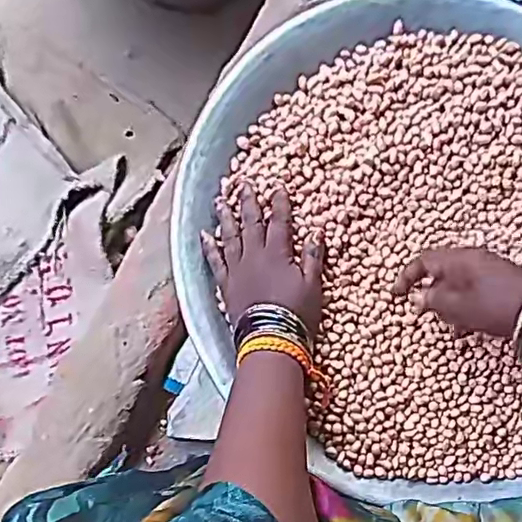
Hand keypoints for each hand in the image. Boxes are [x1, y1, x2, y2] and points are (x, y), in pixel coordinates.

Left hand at [202, 184, 323, 334]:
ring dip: (225, 217)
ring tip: (220, 201)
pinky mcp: (226, 285)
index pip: (279, 222)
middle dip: (249, 202)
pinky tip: (204, 235)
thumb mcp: (313, 286)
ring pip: (229, 236)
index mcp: (278, 254)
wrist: (270, 338)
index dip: (279, 203)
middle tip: (244, 183)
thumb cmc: (296, 314)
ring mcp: (237, 270)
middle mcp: (254, 256)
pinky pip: (215, 261)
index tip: (278, 186)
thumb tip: (317, 233)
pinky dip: (209, 247)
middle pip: (251, 223)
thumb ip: (313, 258)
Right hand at [390, 247, 521, 336]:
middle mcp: (473, 259)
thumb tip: (418, 298)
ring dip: (449, 303)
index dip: (406, 278)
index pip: (423, 262)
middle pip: (441, 272)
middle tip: (424, 311)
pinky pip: (474, 289)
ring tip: (450, 324)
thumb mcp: (456, 307)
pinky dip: (465, 305)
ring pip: (458, 283)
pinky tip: (468, 326)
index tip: (396, 293)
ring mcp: (489, 268)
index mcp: (458, 259)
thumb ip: (432, 300)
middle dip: (430, 294)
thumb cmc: (495, 307)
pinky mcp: (501, 281)